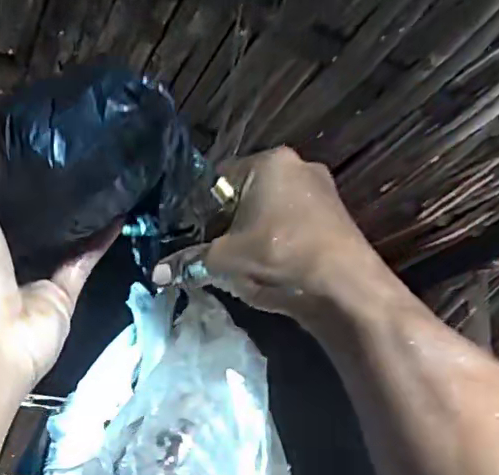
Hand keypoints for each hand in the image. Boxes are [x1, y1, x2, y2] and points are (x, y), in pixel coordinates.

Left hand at [0, 118, 113, 387]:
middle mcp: (3, 258)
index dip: (2, 167)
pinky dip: (101, 239)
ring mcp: (34, 280)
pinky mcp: (63, 297)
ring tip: (100, 170)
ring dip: (77, 212)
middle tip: (70, 146)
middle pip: (25, 219)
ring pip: (59, 240)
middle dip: (43, 189)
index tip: (25, 132)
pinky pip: (84, 261)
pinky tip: (119, 207)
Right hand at [152, 147, 389, 315]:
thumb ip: (188, 263)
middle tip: (206, 255)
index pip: (216, 179)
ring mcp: (318, 191)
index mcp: (268, 162)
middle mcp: (296, 165)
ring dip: (247, 236)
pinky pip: (287, 225)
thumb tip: (155, 273)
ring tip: (233, 265)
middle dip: (222, 225)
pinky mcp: (330, 218)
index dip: (196, 211)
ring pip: (266, 211)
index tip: (186, 238)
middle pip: (242, 195)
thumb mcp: (224, 262)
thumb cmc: (278, 260)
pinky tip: (264, 268)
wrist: (343, 288)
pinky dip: (271, 243)